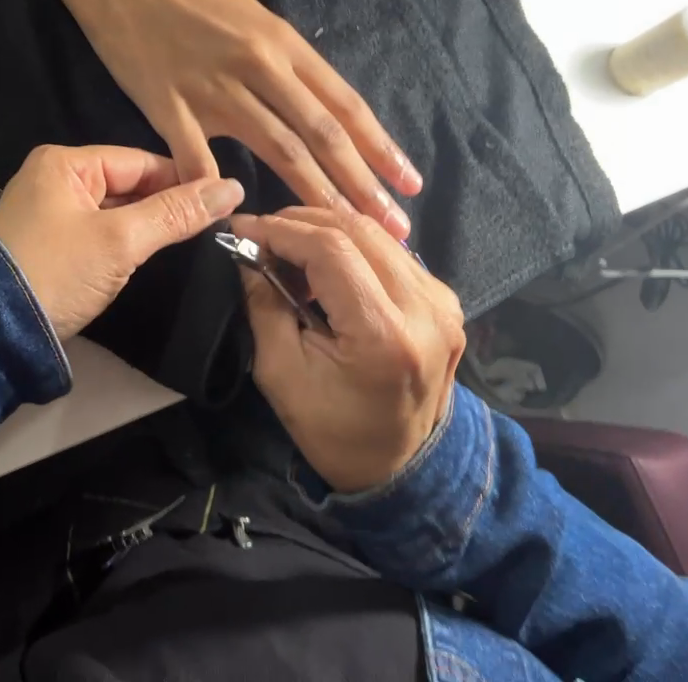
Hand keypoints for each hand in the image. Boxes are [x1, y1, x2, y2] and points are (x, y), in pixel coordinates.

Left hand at [0, 145, 243, 340]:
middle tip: (214, 225)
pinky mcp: (50, 243)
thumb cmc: (58, 273)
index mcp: (65, 163)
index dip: (183, 180)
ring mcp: (49, 212)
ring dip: (146, 225)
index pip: (140, 161)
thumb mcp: (121, 241)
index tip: (224, 202)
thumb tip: (234, 189)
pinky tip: (148, 256)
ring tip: (191, 240)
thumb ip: (176, 213)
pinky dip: (123, 242)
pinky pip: (98, 231)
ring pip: (115, 210)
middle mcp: (54, 178)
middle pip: (128, 183)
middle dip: (165, 204)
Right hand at [53, 0, 421, 239]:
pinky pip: (195, 156)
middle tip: (394, 224)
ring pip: (276, 148)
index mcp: (283, 43)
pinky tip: (229, 219)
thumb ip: (282, 59)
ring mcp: (214, 88)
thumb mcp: (251, 15)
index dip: (380, 146)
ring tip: (344, 227)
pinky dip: (212, 188)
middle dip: (362, 181)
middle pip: (321, 132)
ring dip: (315, 193)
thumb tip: (312, 101)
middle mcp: (260, 66)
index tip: (408, 182)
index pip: (343, 103)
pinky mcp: (169, 105)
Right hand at [232, 208, 464, 493]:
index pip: (331, 250)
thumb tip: (246, 249)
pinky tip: (323, 264)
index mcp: (385, 335)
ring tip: (287, 248)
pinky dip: (352, 246)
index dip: (282, 230)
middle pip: (357, 230)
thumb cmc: (331, 428)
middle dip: (300, 222)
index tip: (242, 228)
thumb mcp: (280, 372)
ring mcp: (443, 302)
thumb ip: (263, 304)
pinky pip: (391, 252)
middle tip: (260, 233)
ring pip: (376, 235)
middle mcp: (425, 309)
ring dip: (325, 230)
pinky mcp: (445, 300)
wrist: (397, 466)